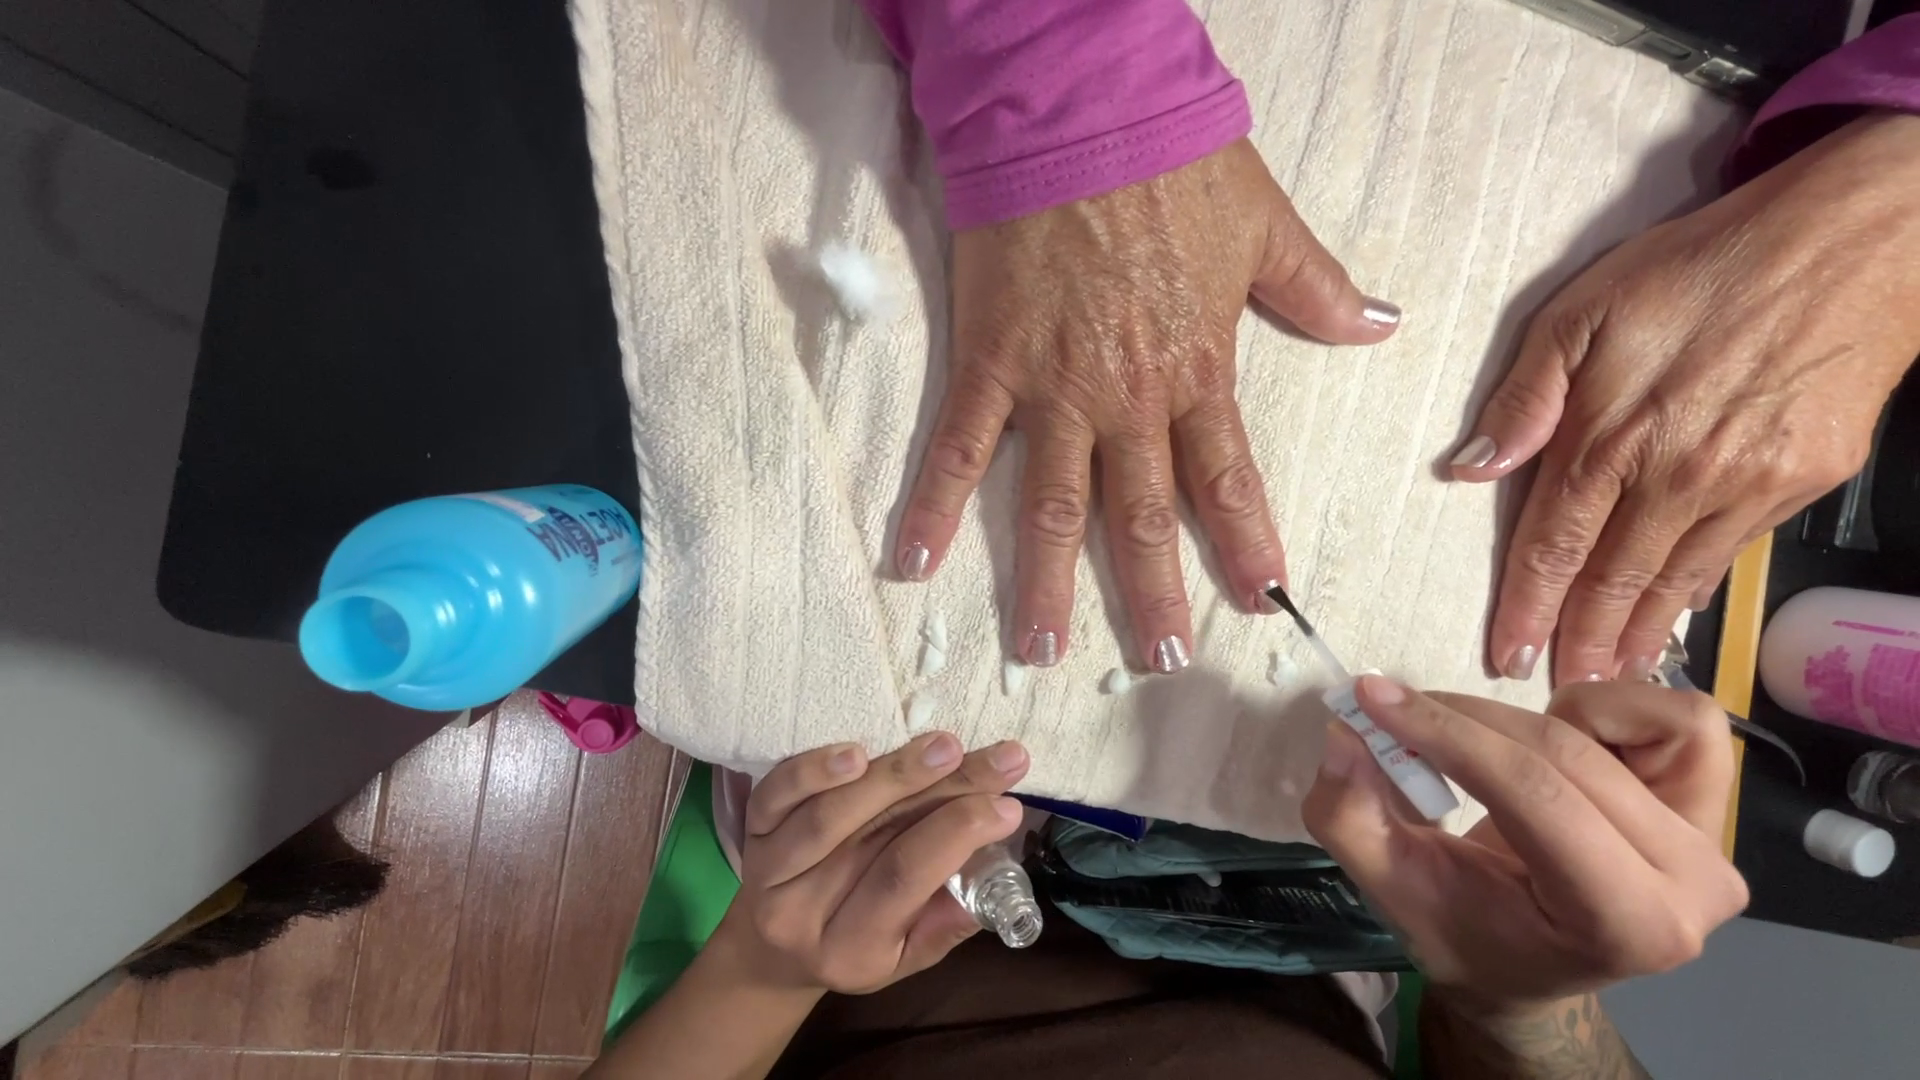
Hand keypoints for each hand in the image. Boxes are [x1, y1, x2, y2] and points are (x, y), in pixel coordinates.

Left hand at [706, 732, 1028, 994]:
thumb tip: (989, 878)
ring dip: (893, 773)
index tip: (1009, 806)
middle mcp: (802, 910)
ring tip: (946, 746)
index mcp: (848, 949)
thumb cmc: (852, 945)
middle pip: (876, 839)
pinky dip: (814, 769)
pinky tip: (857, 751)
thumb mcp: (902, 958)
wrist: (769, 947)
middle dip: (944, 792)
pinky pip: (779, 792)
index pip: (904, 880)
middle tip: (998, 760)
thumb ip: (942, 926)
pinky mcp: (753, 825)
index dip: (956, 837)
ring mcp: (771, 864)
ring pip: (831, 813)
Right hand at [895, 139, 1398, 671]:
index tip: (1262, 598)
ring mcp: (1051, 390)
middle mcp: (1125, 399)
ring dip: (1049, 582)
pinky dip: (933, 506)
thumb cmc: (1171, 166)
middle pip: (1143, 515)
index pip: (1227, 476)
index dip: (1247, 540)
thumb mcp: (1263, 223)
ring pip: (1053, 504)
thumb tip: (1380, 325)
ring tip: (1043, 649)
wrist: (1079, 115)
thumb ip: (1317, 288)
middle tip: (1162, 660)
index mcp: (1195, 369)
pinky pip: (957, 448)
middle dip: (1154, 592)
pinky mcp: (989, 366)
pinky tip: (914, 562)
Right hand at [1303, 676, 1746, 1012]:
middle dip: (1460, 717)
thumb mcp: (1387, 887)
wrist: (1529, 962)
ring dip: (1532, 715)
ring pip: (1623, 720)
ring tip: (1484, 749)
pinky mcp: (1712, 805)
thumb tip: (1344, 732)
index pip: (1533, 792)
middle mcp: (1693, 883)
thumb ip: (1348, 816)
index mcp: (1623, 921)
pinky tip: (1553, 742)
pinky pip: (1677, 718)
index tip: (1369, 695)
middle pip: (1563, 750)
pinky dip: (1601, 709)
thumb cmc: (1462, 931)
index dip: (1443, 732)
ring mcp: (1716, 841)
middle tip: (1391, 709)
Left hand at [1451, 112, 1919, 684]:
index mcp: (1608, 439)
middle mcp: (1676, 475)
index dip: (1525, 605)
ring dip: (1634, 633)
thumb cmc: (1695, 272)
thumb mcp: (1576, 316)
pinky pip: (1729, 555)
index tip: (1505, 653)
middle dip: (1579, 640)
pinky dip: (1692, 596)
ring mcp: (1747, 482)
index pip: (1550, 545)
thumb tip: (1469, 469)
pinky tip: (1669, 621)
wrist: (1861, 238)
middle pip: (1610, 578)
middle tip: (1555, 690)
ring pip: (1672, 578)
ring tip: (1605, 679)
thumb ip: (1524, 400)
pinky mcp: (1804, 479)